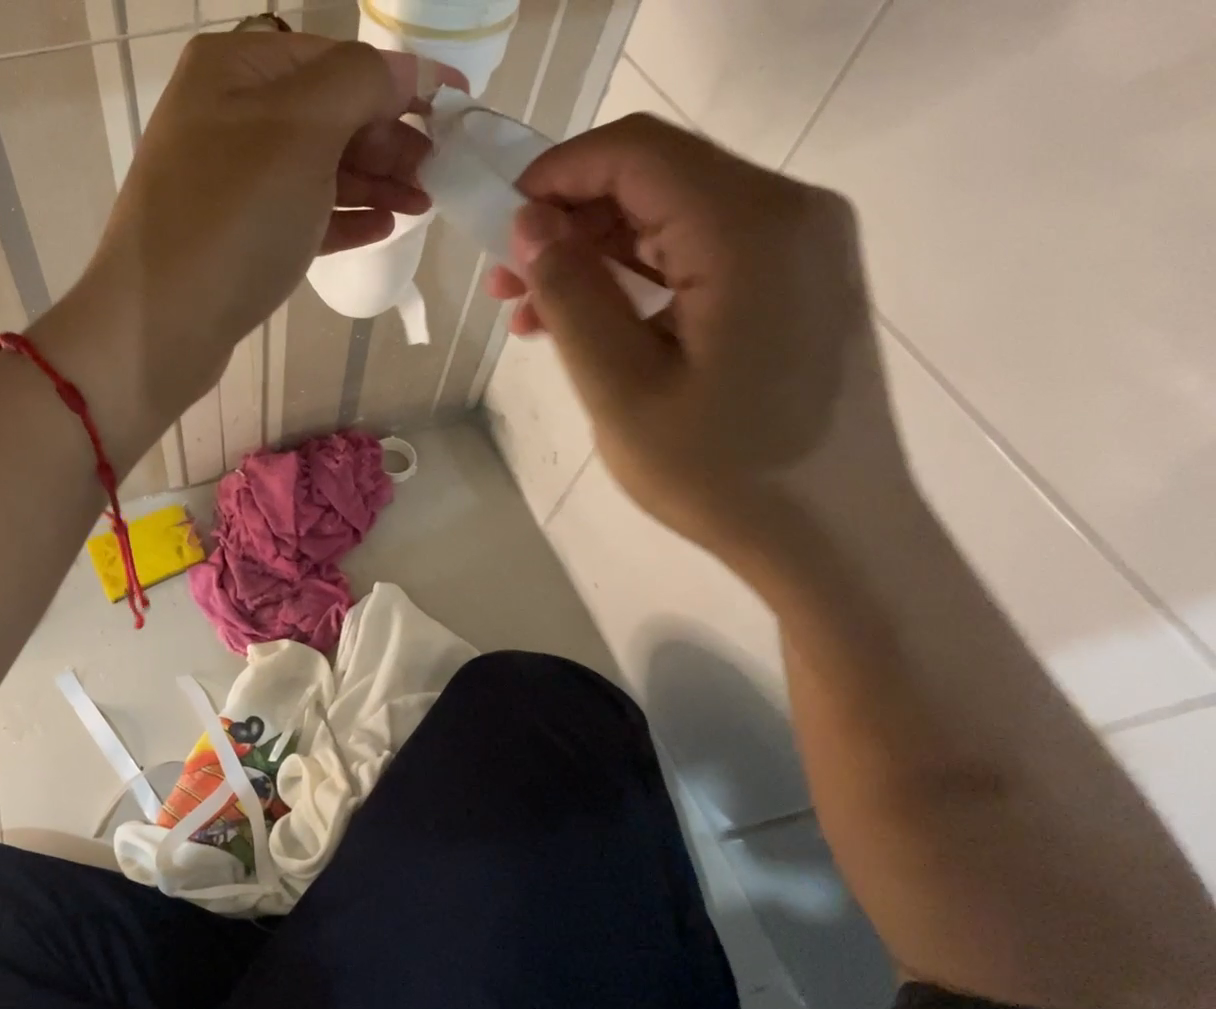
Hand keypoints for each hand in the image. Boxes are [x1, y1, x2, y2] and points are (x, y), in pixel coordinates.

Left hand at [67, 31, 461, 426]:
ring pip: (316, 169)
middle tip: (437, 172)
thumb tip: (404, 71)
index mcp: (234, 69)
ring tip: (422, 204)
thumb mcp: (302, 131)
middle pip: (326, 115)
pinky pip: (298, 215)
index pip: (334, 59)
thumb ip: (360, 84)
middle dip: (387, 140)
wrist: (158, 326)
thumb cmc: (232, 218)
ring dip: (374, 183)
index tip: (456, 108)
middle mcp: (225, 115)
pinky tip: (383, 227)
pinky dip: (342, 218)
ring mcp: (225, 181)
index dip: (398, 81)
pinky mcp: (232, 238)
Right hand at [487, 115, 907, 562]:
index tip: (495, 228)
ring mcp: (801, 247)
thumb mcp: (622, 390)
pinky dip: (637, 276)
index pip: (636, 153)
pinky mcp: (797, 281)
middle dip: (569, 219)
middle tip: (505, 286)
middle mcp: (789, 214)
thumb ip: (571, 295)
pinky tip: (590, 326)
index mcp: (751, 229)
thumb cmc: (724, 474)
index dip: (554, 175)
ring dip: (596, 252)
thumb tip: (528, 223)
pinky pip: (701, 251)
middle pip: (656, 176)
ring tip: (534, 315)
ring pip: (673, 213)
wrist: (835, 535)